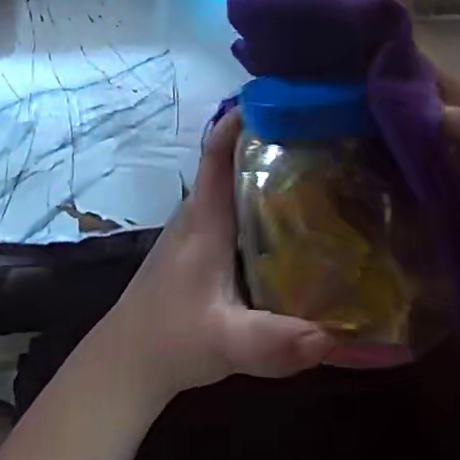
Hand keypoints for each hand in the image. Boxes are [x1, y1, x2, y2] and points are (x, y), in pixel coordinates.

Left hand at [90, 109, 334, 400]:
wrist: (128, 358)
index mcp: (204, 220)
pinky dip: (256, 200)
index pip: (216, 154)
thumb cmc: (171, 339)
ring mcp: (195, 230)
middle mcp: (198, 214)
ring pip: (230, 186)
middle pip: (230, 163)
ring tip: (315, 168)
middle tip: (316, 135)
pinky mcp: (198, 248)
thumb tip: (331, 336)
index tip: (275, 100)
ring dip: (262, 171)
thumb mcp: (227, 343)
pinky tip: (289, 219)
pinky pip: (230, 209)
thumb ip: (275, 342)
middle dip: (266, 142)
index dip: (238, 122)